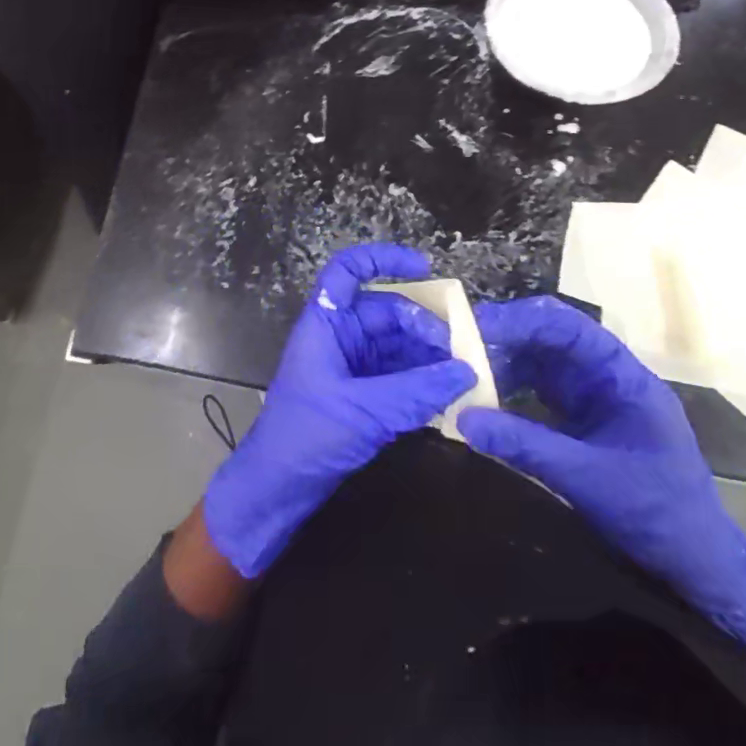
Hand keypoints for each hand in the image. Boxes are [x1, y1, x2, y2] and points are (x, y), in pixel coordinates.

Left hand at [204, 244, 475, 577]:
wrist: (278, 486)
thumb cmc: (308, 436)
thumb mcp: (366, 410)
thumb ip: (418, 390)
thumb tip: (467, 371)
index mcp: (324, 324)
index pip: (348, 271)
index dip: (383, 259)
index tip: (426, 268)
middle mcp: (336, 337)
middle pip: (386, 313)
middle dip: (423, 327)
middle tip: (462, 353)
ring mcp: (348, 366)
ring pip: (394, 345)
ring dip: (427, 357)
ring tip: (463, 376)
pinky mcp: (359, 394)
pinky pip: (395, 374)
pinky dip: (420, 380)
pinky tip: (448, 395)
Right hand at [456, 297, 745, 645]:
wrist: (694, 563)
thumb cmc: (657, 514)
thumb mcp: (588, 479)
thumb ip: (526, 445)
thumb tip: (463, 418)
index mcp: (624, 380)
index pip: (570, 328)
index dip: (521, 321)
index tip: (474, 329)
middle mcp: (606, 378)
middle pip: (549, 338)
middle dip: (503, 338)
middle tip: (456, 349)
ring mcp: (593, 397)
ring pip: (538, 361)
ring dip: (500, 363)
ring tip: (462, 374)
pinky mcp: (578, 418)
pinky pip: (535, 388)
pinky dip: (506, 388)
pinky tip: (481, 400)